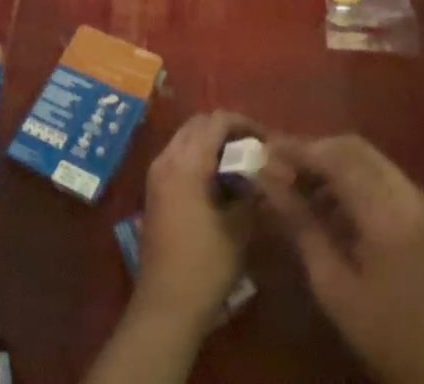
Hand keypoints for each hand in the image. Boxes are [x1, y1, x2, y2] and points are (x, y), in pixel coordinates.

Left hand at [131, 111, 259, 329]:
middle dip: (227, 130)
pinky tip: (220, 181)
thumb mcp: (240, 226)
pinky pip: (178, 157)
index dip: (245, 123)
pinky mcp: (155, 191)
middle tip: (255, 149)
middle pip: (197, 124)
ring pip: (186, 139)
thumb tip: (264, 168)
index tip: (268, 140)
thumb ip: (252, 189)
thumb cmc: (206, 264)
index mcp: (186, 163)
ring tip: (242, 164)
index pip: (216, 120)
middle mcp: (166, 159)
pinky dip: (199, 157)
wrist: (167, 303)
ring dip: (212, 143)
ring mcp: (156, 175)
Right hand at [260, 135, 423, 383]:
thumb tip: (265, 179)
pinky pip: (376, 171)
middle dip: (311, 149)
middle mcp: (407, 195)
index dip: (297, 150)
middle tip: (275, 162)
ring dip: (327, 159)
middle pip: (352, 148)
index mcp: (387, 217)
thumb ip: (299, 222)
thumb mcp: (330, 281)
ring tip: (291, 178)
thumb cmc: (378, 327)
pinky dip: (345, 172)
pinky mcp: (417, 205)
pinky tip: (320, 195)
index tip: (263, 151)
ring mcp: (416, 198)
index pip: (338, 160)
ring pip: (364, 155)